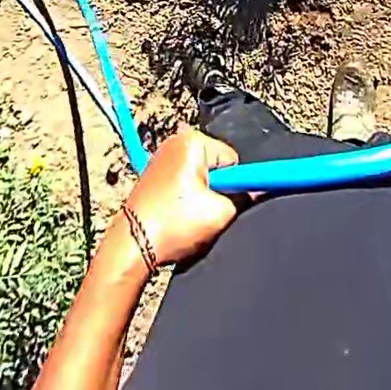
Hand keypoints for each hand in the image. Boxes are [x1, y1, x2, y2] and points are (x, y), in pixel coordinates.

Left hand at [122, 128, 238, 264]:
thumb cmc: (171, 226)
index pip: (233, 160)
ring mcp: (162, 156)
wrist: (130, 248)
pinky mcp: (153, 174)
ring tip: (188, 218)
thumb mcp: (221, 213)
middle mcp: (176, 141)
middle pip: (217, 167)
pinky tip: (177, 217)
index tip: (232, 203)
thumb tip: (261, 189)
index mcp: (193, 141)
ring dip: (201, 197)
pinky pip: (184, 181)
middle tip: (204, 214)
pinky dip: (185, 198)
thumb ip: (246, 197)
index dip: (235, 186)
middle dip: (216, 191)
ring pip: (200, 177)